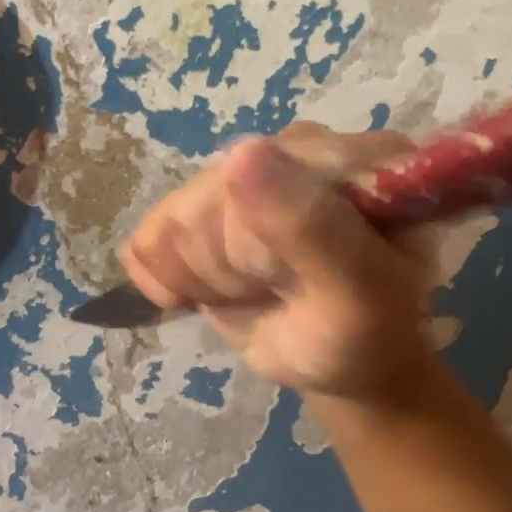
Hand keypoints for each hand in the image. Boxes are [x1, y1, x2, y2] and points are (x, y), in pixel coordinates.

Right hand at [120, 123, 437, 402]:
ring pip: (172, 221)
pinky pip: (148, 237)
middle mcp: (291, 149)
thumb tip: (242, 150)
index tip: (292, 281)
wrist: (336, 363)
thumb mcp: (355, 293)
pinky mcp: (198, 202)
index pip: (256, 174)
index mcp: (346, 155)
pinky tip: (215, 287)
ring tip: (253, 291)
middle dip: (231, 262)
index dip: (252, 239)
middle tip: (275, 290)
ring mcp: (241, 173)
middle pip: (207, 197)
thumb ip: (308, 226)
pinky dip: (169, 278)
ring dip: (205, 275)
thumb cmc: (364, 335)